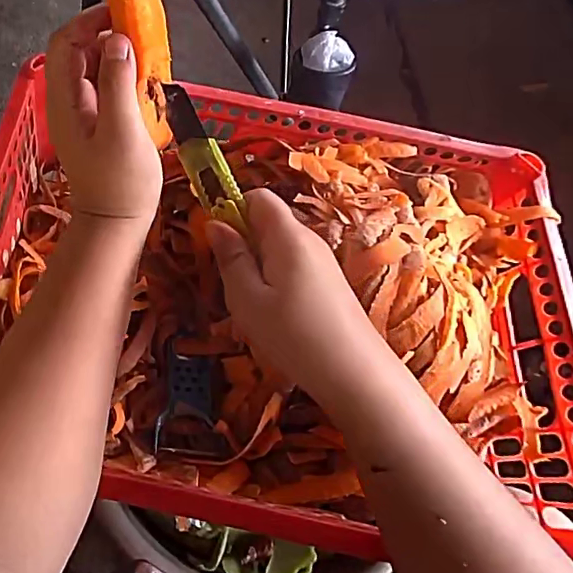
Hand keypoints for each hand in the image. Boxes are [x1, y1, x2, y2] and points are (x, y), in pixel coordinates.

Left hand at [45, 6, 162, 222]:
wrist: (117, 224)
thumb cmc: (121, 182)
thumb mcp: (122, 129)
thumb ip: (117, 82)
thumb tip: (116, 39)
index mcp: (65, 101)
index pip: (64, 45)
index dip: (87, 22)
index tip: (121, 13)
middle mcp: (67, 102)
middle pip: (77, 53)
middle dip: (106, 36)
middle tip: (140, 35)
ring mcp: (81, 113)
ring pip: (92, 68)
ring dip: (116, 56)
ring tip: (146, 57)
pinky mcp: (96, 123)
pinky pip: (105, 87)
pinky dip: (122, 76)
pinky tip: (144, 82)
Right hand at [205, 190, 400, 403]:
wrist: (357, 376)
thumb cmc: (294, 336)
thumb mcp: (247, 299)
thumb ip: (230, 257)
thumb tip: (215, 223)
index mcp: (287, 236)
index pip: (258, 196)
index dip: (232, 208)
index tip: (217, 241)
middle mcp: (309, 240)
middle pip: (267, 223)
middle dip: (242, 246)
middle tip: (233, 286)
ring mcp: (322, 262)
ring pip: (277, 250)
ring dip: (257, 270)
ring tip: (253, 310)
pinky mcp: (329, 284)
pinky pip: (292, 269)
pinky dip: (275, 285)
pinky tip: (276, 320)